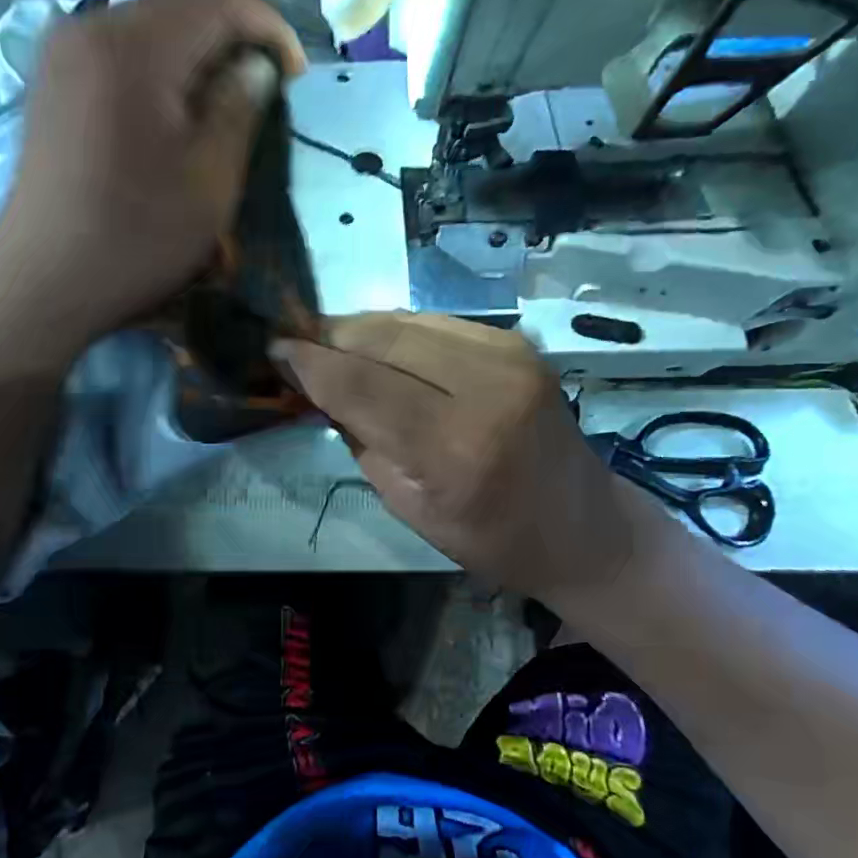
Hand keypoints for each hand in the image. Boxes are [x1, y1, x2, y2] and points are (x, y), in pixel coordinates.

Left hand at [0, 0, 304, 346]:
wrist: (43, 282)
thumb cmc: (137, 236)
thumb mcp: (212, 178)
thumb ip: (241, 107)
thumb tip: (257, 67)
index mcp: (132, 48)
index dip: (270, 26)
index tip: (297, 75)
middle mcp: (89, 28)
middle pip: (181, 2)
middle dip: (237, 36)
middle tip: (269, 89)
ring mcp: (63, 52)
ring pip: (153, 24)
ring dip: (203, 52)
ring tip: (231, 102)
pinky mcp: (54, 80)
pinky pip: (124, 49)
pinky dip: (166, 66)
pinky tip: (181, 110)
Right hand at [275, 313, 660, 597]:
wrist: (583, 523)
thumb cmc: (492, 537)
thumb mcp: (410, 506)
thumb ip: (362, 438)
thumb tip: (320, 384)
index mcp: (454, 447)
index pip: (361, 384)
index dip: (310, 362)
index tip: (274, 350)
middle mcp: (484, 386)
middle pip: (381, 338)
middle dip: (330, 336)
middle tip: (297, 343)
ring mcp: (508, 354)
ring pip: (406, 320)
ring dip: (362, 329)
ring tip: (333, 343)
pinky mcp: (517, 341)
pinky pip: (437, 323)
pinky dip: (400, 331)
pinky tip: (383, 348)